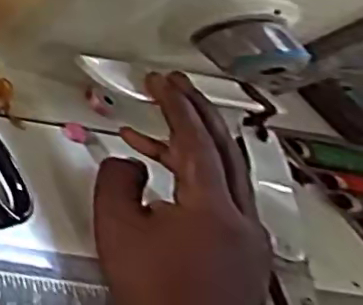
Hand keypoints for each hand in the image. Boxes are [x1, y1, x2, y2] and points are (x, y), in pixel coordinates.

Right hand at [94, 72, 272, 304]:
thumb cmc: (153, 287)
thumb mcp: (116, 221)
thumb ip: (117, 177)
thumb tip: (127, 160)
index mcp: (213, 208)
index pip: (196, 140)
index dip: (176, 104)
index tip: (161, 79)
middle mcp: (241, 221)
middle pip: (224, 153)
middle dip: (198, 114)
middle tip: (175, 85)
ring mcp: (245, 240)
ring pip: (223, 175)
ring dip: (188, 144)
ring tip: (148, 128)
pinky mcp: (239, 253)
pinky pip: (219, 196)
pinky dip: (190, 172)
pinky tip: (158, 174)